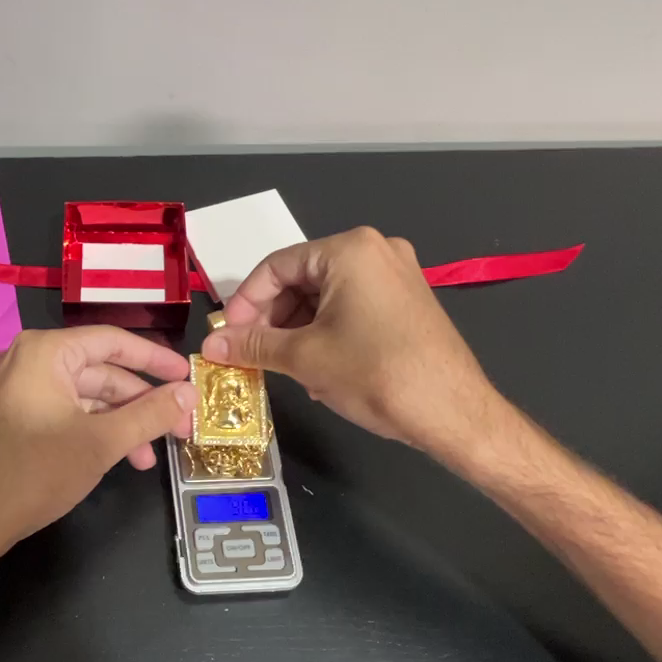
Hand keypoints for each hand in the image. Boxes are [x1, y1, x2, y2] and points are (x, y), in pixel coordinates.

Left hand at [0, 326, 197, 561]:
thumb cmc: (35, 474)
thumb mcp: (101, 443)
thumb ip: (149, 415)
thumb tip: (189, 393)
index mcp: (46, 352)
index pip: (113, 341)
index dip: (156, 359)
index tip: (189, 376)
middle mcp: (30, 360)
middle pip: (101, 371)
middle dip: (142, 401)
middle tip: (180, 427)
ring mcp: (20, 389)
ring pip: (86, 397)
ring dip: (121, 423)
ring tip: (149, 457)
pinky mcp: (16, 416)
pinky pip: (66, 412)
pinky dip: (95, 431)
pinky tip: (119, 457)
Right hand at [203, 227, 503, 458]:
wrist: (451, 412)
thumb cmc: (374, 373)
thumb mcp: (304, 357)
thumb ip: (253, 345)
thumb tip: (210, 345)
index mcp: (349, 250)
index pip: (275, 267)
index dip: (244, 303)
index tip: (226, 336)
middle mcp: (375, 251)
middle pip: (300, 279)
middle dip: (270, 319)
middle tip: (249, 353)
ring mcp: (395, 276)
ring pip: (323, 297)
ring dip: (294, 330)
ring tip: (280, 367)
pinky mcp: (406, 303)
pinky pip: (349, 308)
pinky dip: (323, 333)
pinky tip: (313, 368)